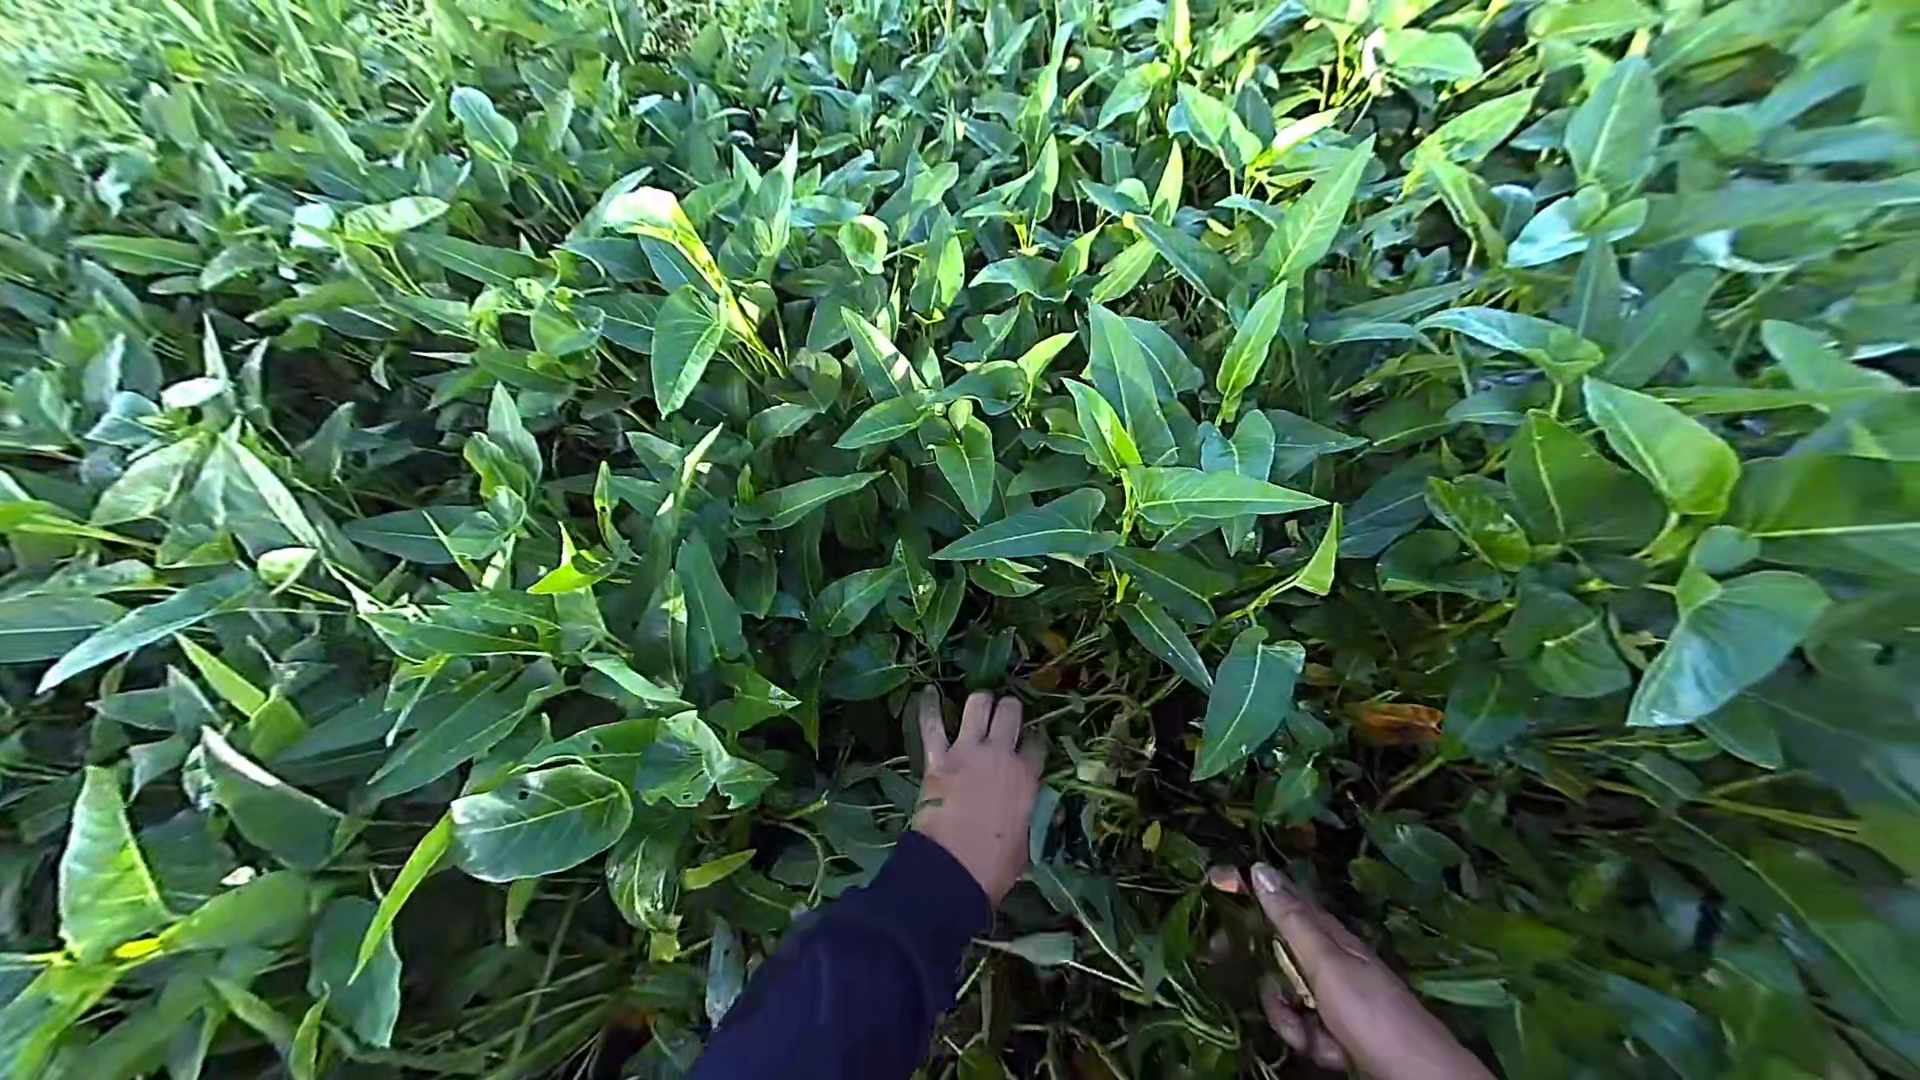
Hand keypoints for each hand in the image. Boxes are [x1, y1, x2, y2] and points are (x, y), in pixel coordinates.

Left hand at [912, 689, 1045, 907]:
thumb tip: (1052, 811)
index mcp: (1026, 776)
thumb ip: (1039, 818)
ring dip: (981, 703)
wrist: (951, 871)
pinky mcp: (938, 757)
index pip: (1038, 743)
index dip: (1035, 739)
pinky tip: (928, 693)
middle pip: (1010, 712)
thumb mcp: (1028, 845)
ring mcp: (967, 752)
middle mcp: (999, 754)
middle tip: (1006, 717)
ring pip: (978, 705)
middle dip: (1010, 709)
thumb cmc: (994, 866)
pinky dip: (929, 708)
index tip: (1032, 742)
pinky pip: (931, 725)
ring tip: (981, 706)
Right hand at [1213, 863, 1493, 1079]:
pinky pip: (1301, 1024)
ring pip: (1282, 991)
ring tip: (1308, 1033)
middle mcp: (1326, 959)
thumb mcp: (1327, 965)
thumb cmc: (1374, 1017)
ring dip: (1285, 1013)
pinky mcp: (1334, 1031)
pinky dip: (1306, 1038)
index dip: (1246, 887)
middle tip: (1222, 960)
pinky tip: (1325, 1052)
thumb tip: (1258, 866)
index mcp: (1326, 935)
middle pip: (1273, 947)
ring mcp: (1331, 997)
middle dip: (1255, 962)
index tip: (1212, 880)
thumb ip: (1291, 919)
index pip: (1278, 897)